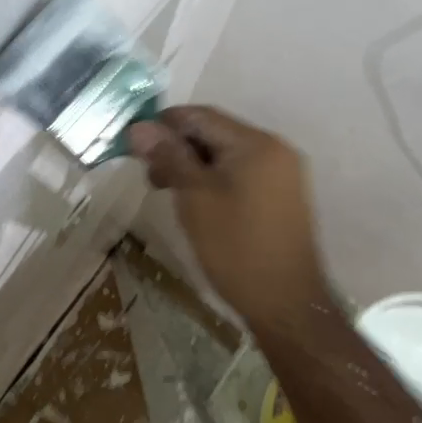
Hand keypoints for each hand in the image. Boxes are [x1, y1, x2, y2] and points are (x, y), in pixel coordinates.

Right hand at [128, 106, 327, 334]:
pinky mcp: (282, 196)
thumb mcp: (194, 198)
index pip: (200, 116)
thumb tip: (139, 127)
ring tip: (168, 192)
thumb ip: (168, 156)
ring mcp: (283, 173)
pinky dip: (214, 179)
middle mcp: (274, 149)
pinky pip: (241, 173)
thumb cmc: (236, 248)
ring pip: (225, 154)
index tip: (134, 146)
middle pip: (214, 133)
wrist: (287, 306)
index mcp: (256, 143)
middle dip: (177, 148)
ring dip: (193, 165)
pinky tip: (196, 202)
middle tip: (150, 176)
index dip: (163, 125)